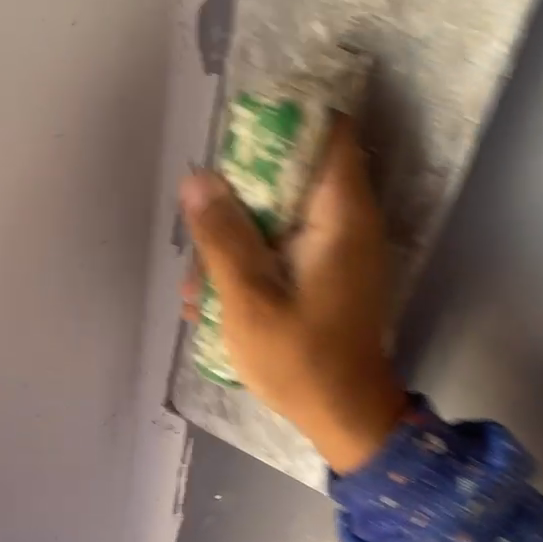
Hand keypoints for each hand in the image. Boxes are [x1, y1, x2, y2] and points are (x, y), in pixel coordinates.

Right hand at [181, 116, 406, 473]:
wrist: (344, 417)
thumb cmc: (300, 360)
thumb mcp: (249, 299)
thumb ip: (223, 236)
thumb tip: (197, 179)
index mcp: (340, 214)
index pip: (327, 131)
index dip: (280, 125)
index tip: (233, 145)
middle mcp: (348, 223)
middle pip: (293, 177)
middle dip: (240, 197)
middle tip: (198, 231)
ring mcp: (340, 253)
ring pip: (281, 220)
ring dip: (236, 242)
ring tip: (194, 289)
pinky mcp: (329, 280)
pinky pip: (285, 253)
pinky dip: (252, 267)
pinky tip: (212, 304)